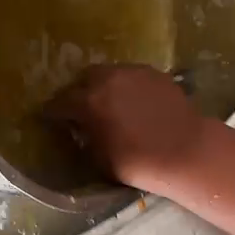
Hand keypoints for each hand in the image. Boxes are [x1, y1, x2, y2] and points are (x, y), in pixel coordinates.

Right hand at [49, 65, 211, 191]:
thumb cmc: (137, 163)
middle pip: (83, 79)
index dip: (52, 112)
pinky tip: (131, 101)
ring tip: (107, 102)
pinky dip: (125, 86)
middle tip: (79, 108)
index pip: (60, 102)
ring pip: (108, 73)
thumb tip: (79, 129)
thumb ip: (84, 138)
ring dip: (102, 86)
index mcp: (88, 101)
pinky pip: (131, 76)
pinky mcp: (154, 73)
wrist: (185, 151)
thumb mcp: (99, 158)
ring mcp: (133, 72)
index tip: (49, 118)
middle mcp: (107, 79)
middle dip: (77, 92)